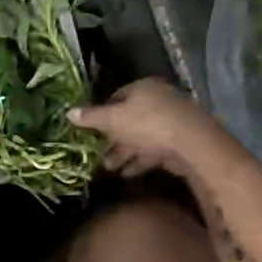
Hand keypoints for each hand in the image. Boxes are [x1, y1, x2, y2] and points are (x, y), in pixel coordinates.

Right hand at [68, 78, 230, 178]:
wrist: (191, 144)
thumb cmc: (146, 124)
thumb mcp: (112, 120)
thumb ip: (90, 117)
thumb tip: (69, 112)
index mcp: (144, 88)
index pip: (117, 96)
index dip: (102, 113)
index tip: (92, 130)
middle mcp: (160, 100)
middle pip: (130, 119)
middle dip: (112, 139)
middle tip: (98, 154)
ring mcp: (173, 121)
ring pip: (142, 136)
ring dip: (124, 152)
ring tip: (110, 169)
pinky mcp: (181, 141)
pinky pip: (155, 149)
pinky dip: (140, 159)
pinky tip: (128, 173)